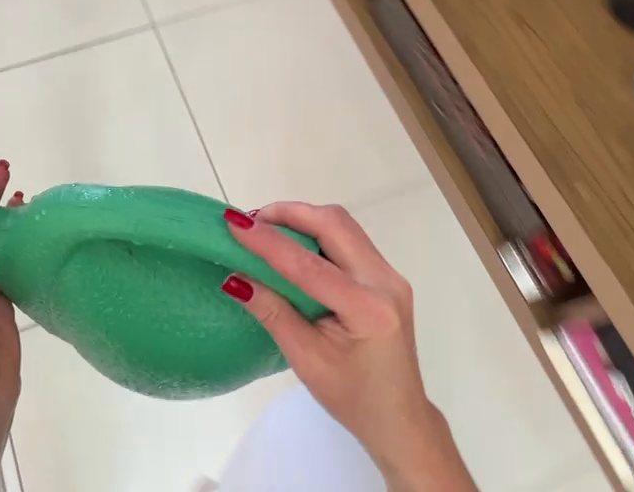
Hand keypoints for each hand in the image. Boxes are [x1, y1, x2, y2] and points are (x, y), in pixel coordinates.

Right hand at [222, 202, 475, 491]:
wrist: (399, 419)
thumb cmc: (353, 399)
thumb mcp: (306, 360)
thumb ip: (273, 313)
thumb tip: (234, 278)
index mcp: (368, 310)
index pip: (309, 265)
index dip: (268, 241)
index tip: (234, 223)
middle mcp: (385, 282)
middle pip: (334, 224)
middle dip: (289, 213)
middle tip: (251, 220)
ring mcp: (389, 275)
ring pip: (343, 225)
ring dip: (303, 218)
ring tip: (267, 227)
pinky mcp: (385, 274)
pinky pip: (349, 237)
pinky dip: (317, 231)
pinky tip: (293, 243)